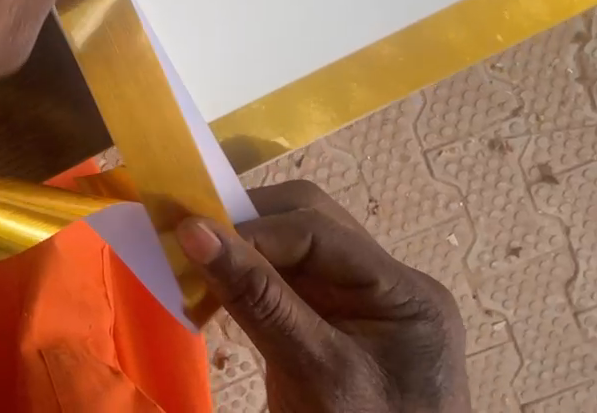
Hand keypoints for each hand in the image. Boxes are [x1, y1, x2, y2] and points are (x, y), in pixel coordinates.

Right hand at [178, 181, 469, 412]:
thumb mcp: (313, 375)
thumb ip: (257, 298)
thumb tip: (191, 228)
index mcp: (405, 292)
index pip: (317, 229)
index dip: (252, 231)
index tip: (193, 243)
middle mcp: (388, 284)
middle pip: (307, 222)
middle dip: (248, 229)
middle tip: (197, 248)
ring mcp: (362, 303)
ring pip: (291, 244)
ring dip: (244, 253)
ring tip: (203, 272)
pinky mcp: (334, 323)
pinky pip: (285, 278)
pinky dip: (249, 280)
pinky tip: (221, 295)